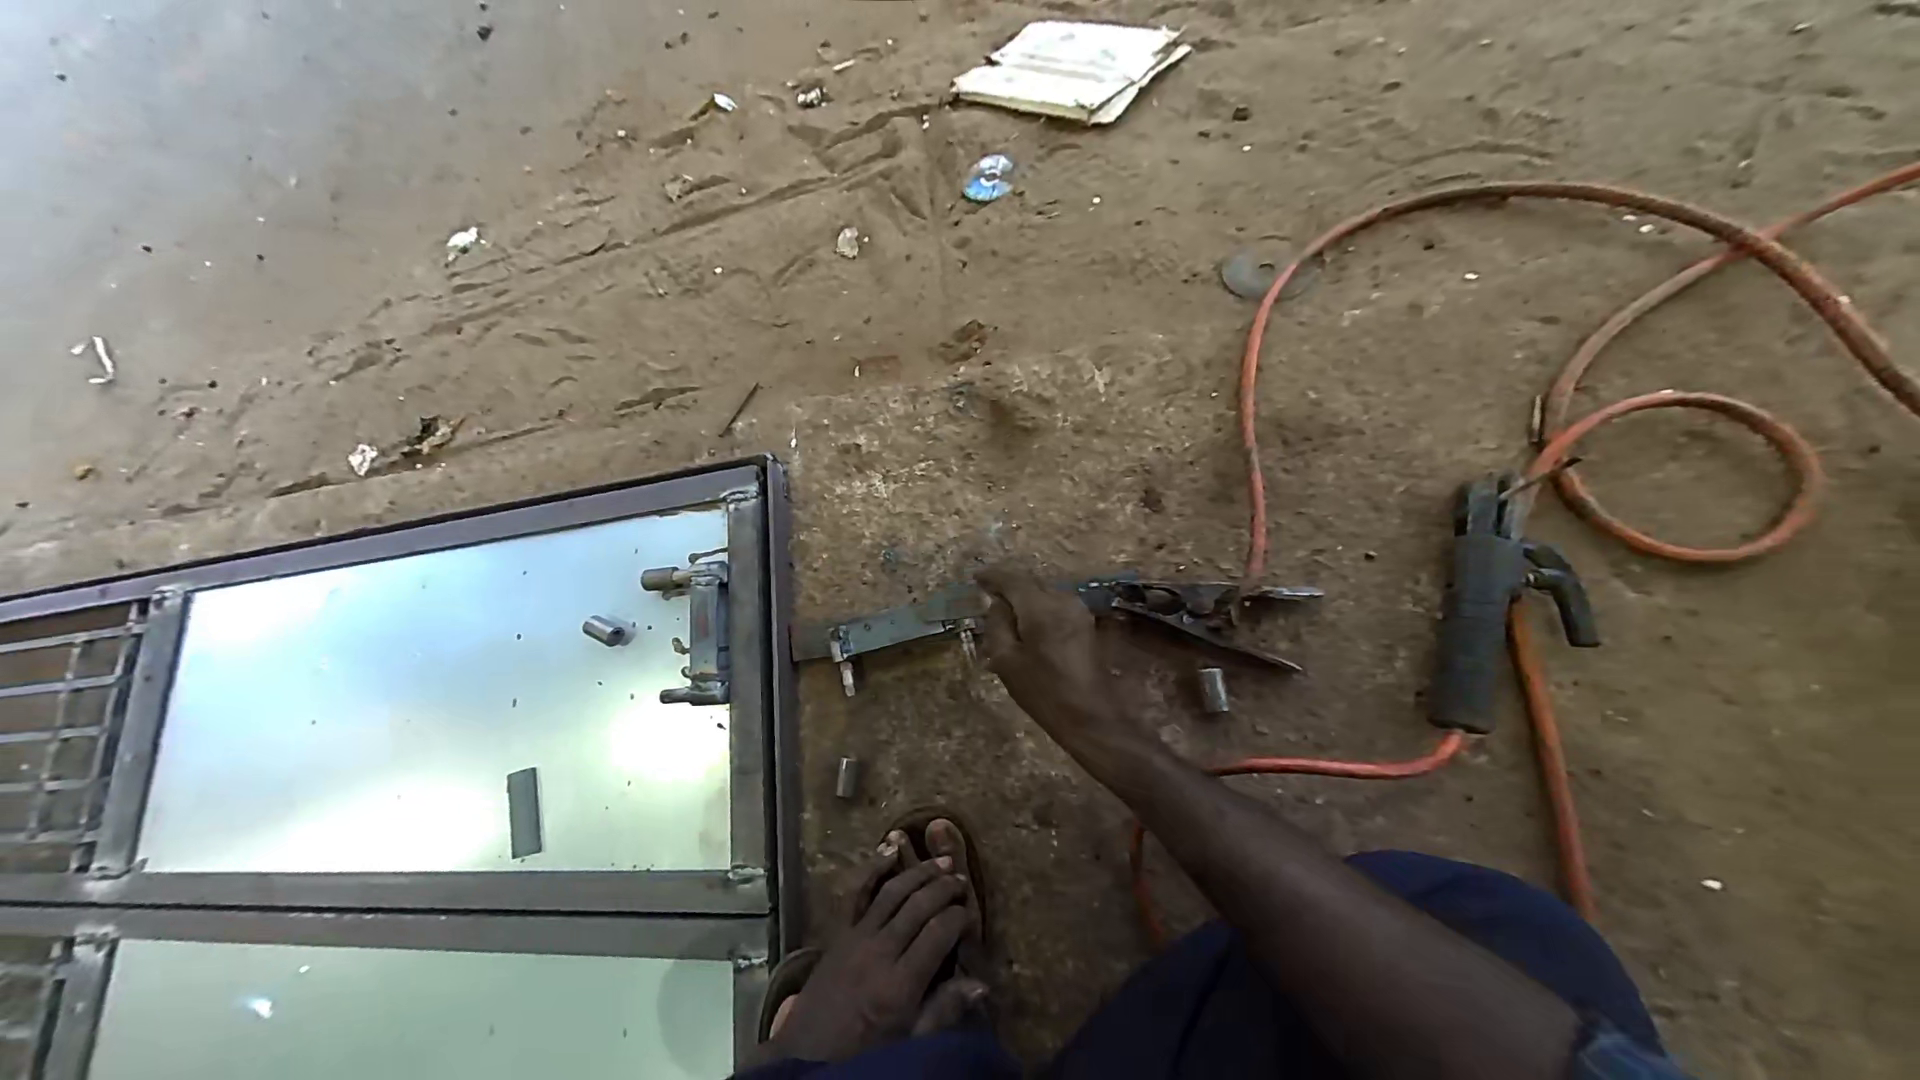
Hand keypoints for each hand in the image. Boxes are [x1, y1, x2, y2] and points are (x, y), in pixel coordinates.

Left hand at [765, 844, 975, 1062]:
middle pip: (918, 906)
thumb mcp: (909, 1043)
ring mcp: (857, 936)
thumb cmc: (863, 1052)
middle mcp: (880, 951)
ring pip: (893, 892)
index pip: (938, 934)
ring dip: (919, 872)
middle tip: (962, 879)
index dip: (959, 917)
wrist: (807, 1055)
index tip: (970, 913)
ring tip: (942, 861)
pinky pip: (856, 892)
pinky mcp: (839, 931)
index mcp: (900, 984)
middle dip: (944, 888)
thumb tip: (982, 983)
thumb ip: (944, 1010)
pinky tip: (890, 849)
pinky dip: (873, 868)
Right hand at [976, 567, 1145, 757]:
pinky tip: (1029, 623)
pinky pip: (1056, 604)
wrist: (1088, 714)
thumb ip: (997, 625)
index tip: (976, 578)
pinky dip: (1039, 607)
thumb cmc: (1042, 691)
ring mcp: (1078, 610)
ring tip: (1007, 612)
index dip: (993, 576)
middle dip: (1010, 586)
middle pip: (1031, 582)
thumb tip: (998, 604)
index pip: (1013, 580)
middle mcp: (1062, 600)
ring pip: (1045, 592)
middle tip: (989, 595)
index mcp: (1040, 608)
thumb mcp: (1006, 660)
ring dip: (1026, 597)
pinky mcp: (1086, 623)